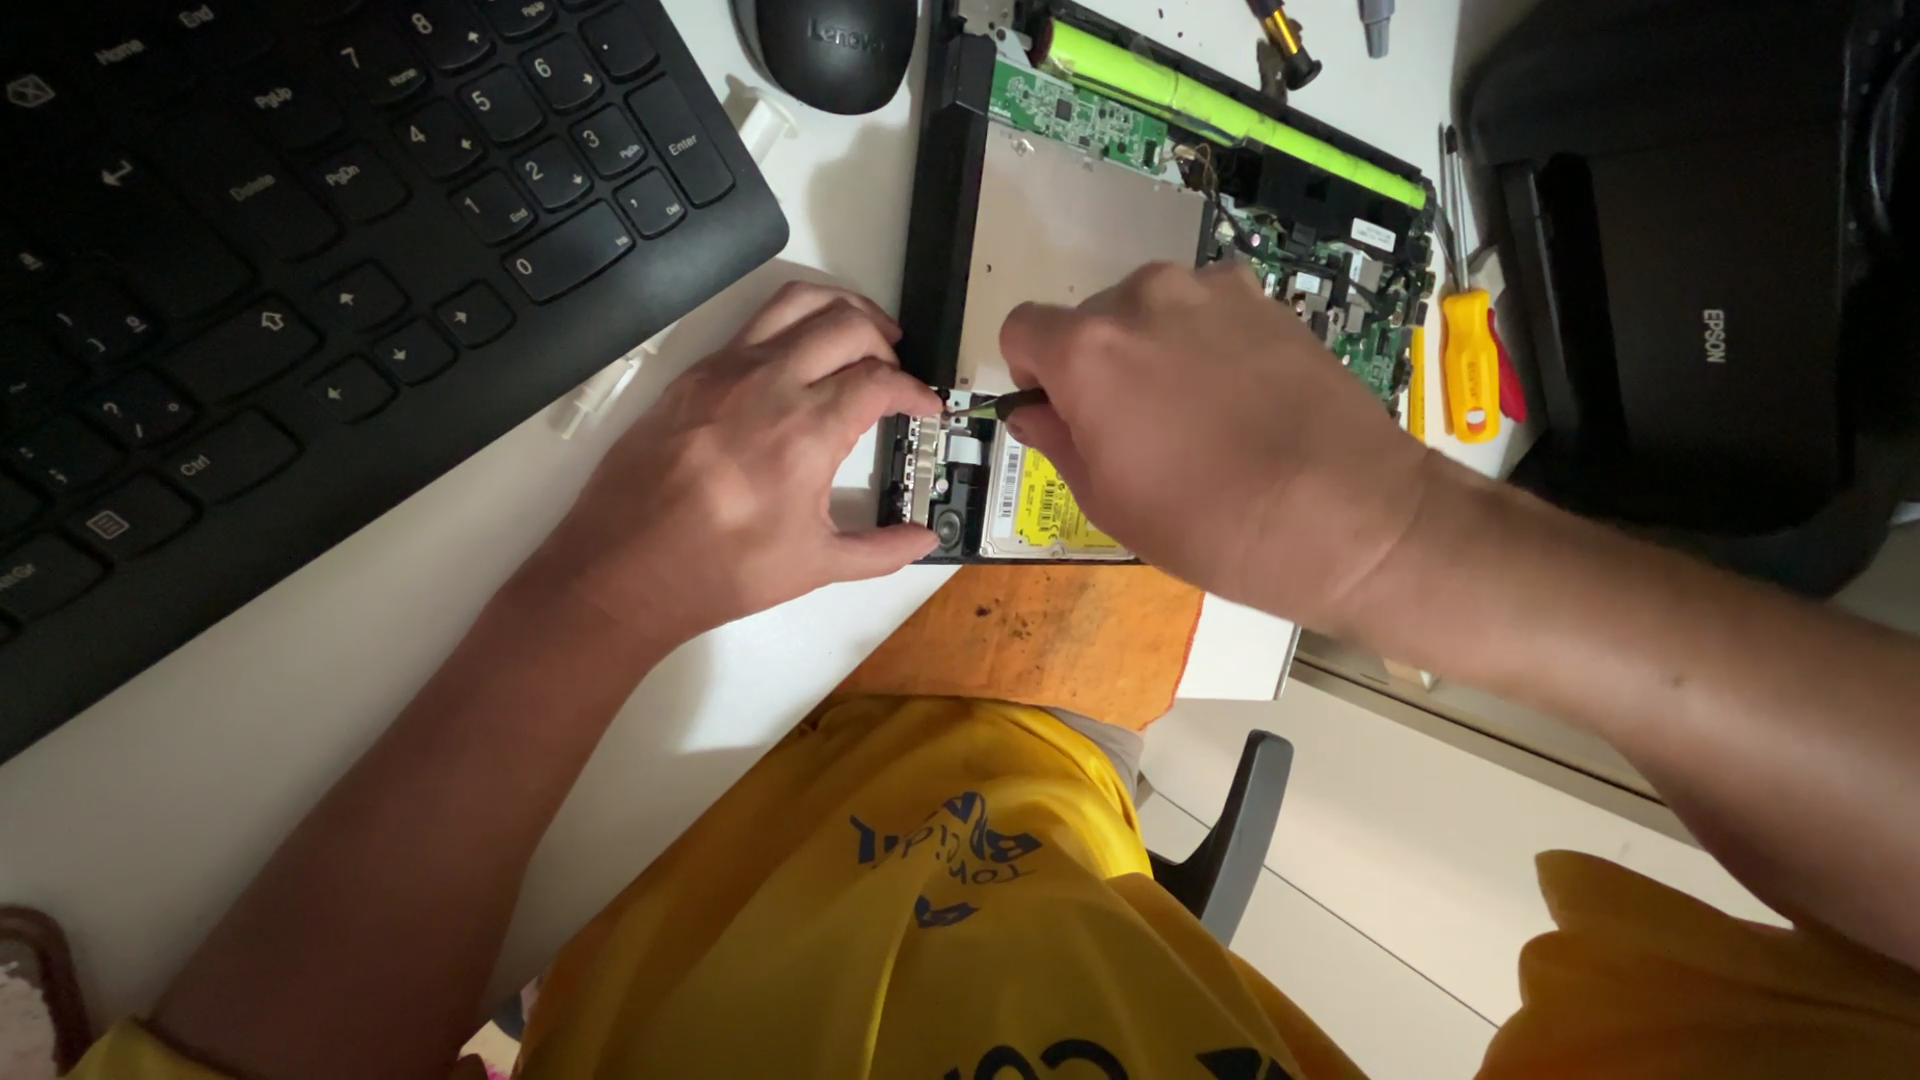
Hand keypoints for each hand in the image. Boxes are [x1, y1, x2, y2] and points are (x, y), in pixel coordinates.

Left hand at [524, 282, 944, 648]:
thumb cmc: (719, 570)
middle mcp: (769, 385)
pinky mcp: (693, 374)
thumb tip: (926, 541)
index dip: (915, 391)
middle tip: (898, 369)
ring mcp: (726, 371)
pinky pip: (754, 323)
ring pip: (798, 302)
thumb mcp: (815, 566)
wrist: (624, 568)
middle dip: (887, 339)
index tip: (925, 407)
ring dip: (842, 307)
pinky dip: (793, 322)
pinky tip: (799, 356)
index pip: (881, 381)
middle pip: (848, 324)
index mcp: (806, 432)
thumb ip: (883, 550)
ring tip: (861, 331)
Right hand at [999, 262, 1441, 628]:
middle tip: (1134, 428)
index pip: (1022, 329)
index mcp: (1089, 351)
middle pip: (1088, 319)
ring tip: (1193, 412)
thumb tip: (1034, 413)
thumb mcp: (1107, 501)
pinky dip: (1202, 340)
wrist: (1347, 515)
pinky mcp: (1267, 298)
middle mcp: (1143, 298)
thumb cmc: (1207, 524)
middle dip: (1094, 365)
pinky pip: (1205, 310)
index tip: (1060, 412)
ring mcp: (1210, 290)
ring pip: (1148, 311)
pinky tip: (1236, 394)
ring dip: (1149, 349)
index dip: (1031, 374)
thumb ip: (1057, 441)